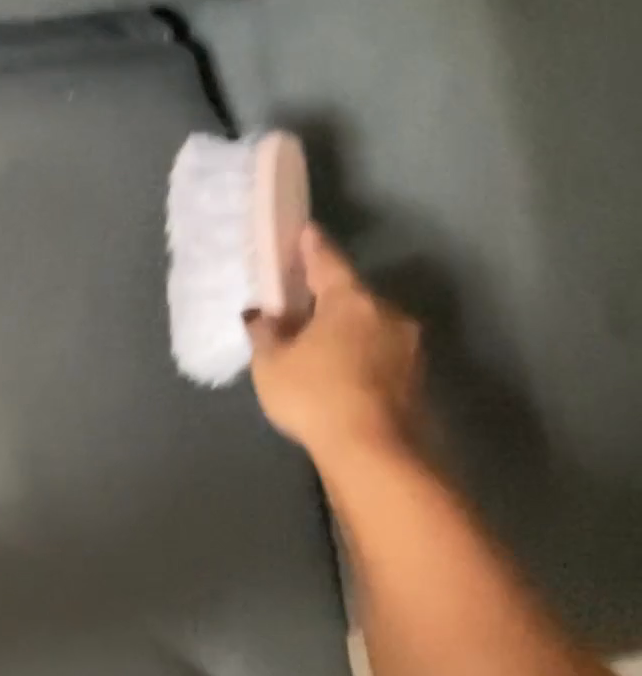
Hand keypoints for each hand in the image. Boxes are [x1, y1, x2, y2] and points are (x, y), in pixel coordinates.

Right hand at [247, 225, 423, 466]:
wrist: (371, 444)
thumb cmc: (312, 394)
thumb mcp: (271, 364)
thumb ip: (265, 334)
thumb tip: (261, 314)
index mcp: (349, 302)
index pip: (327, 265)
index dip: (312, 248)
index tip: (305, 231)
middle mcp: (386, 312)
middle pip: (352, 297)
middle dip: (326, 300)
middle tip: (300, 307)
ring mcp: (407, 342)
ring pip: (367, 325)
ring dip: (343, 330)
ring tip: (316, 346)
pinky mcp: (413, 372)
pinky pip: (377, 350)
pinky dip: (356, 353)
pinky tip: (336, 371)